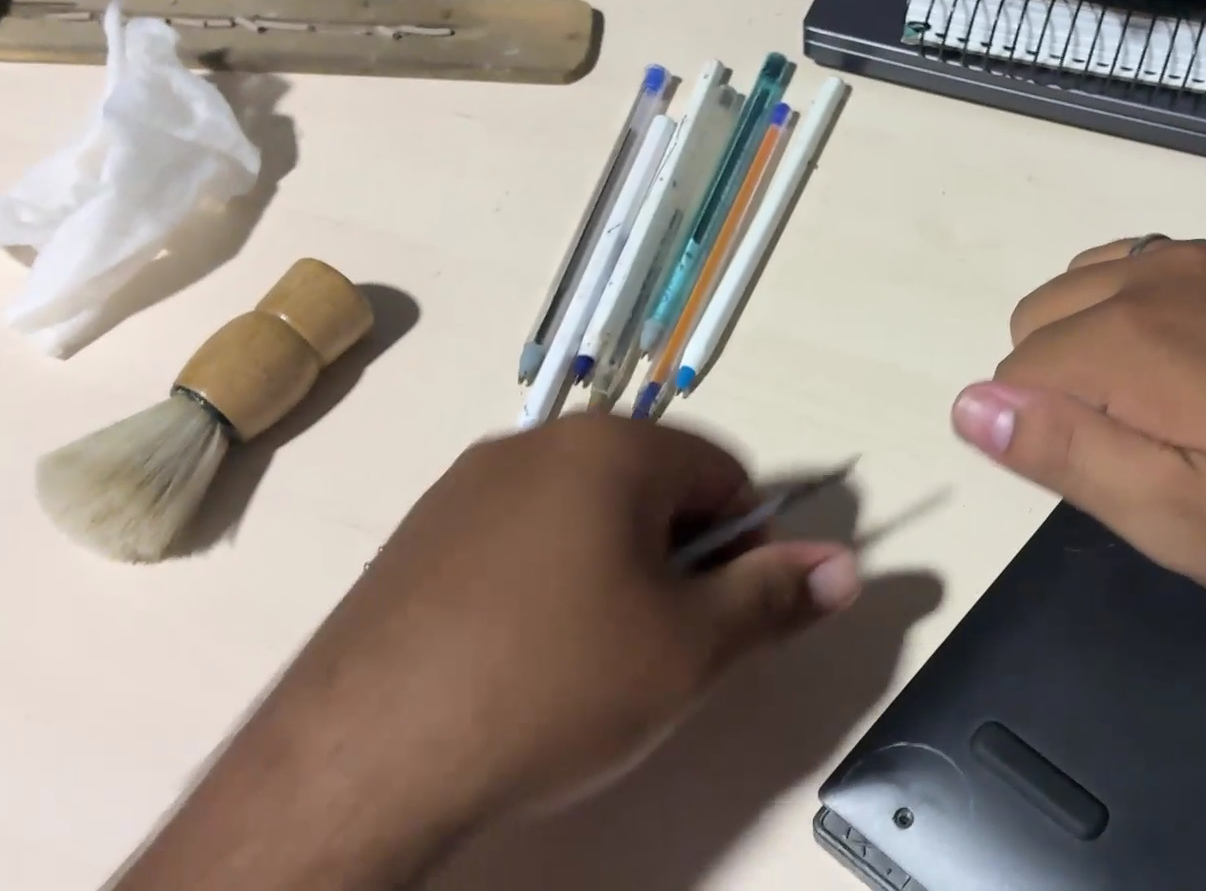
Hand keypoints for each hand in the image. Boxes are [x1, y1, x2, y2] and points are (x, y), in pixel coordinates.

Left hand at [115, 415, 861, 889]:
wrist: (359, 764)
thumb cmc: (556, 684)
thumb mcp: (692, 648)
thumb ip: (778, 597)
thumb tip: (847, 567)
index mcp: (610, 446)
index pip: (722, 472)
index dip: (744, 542)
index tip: (724, 611)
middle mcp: (537, 441)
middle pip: (654, 487)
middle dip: (679, 555)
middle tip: (664, 640)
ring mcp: (468, 483)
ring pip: (588, 511)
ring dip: (618, 567)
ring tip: (595, 653)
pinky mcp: (421, 533)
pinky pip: (524, 534)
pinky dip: (553, 577)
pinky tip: (528, 652)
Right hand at [952, 238, 1205, 616]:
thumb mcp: (1173, 516)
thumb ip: (1060, 453)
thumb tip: (967, 404)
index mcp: (1126, 336)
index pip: (1014, 373)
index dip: (1045, 434)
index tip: (1115, 475)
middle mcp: (1155, 271)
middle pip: (1039, 317)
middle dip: (1059, 383)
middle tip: (1139, 446)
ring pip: (1084, 283)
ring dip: (1091, 340)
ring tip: (1160, 404)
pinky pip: (1143, 263)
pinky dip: (1134, 307)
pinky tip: (1195, 360)